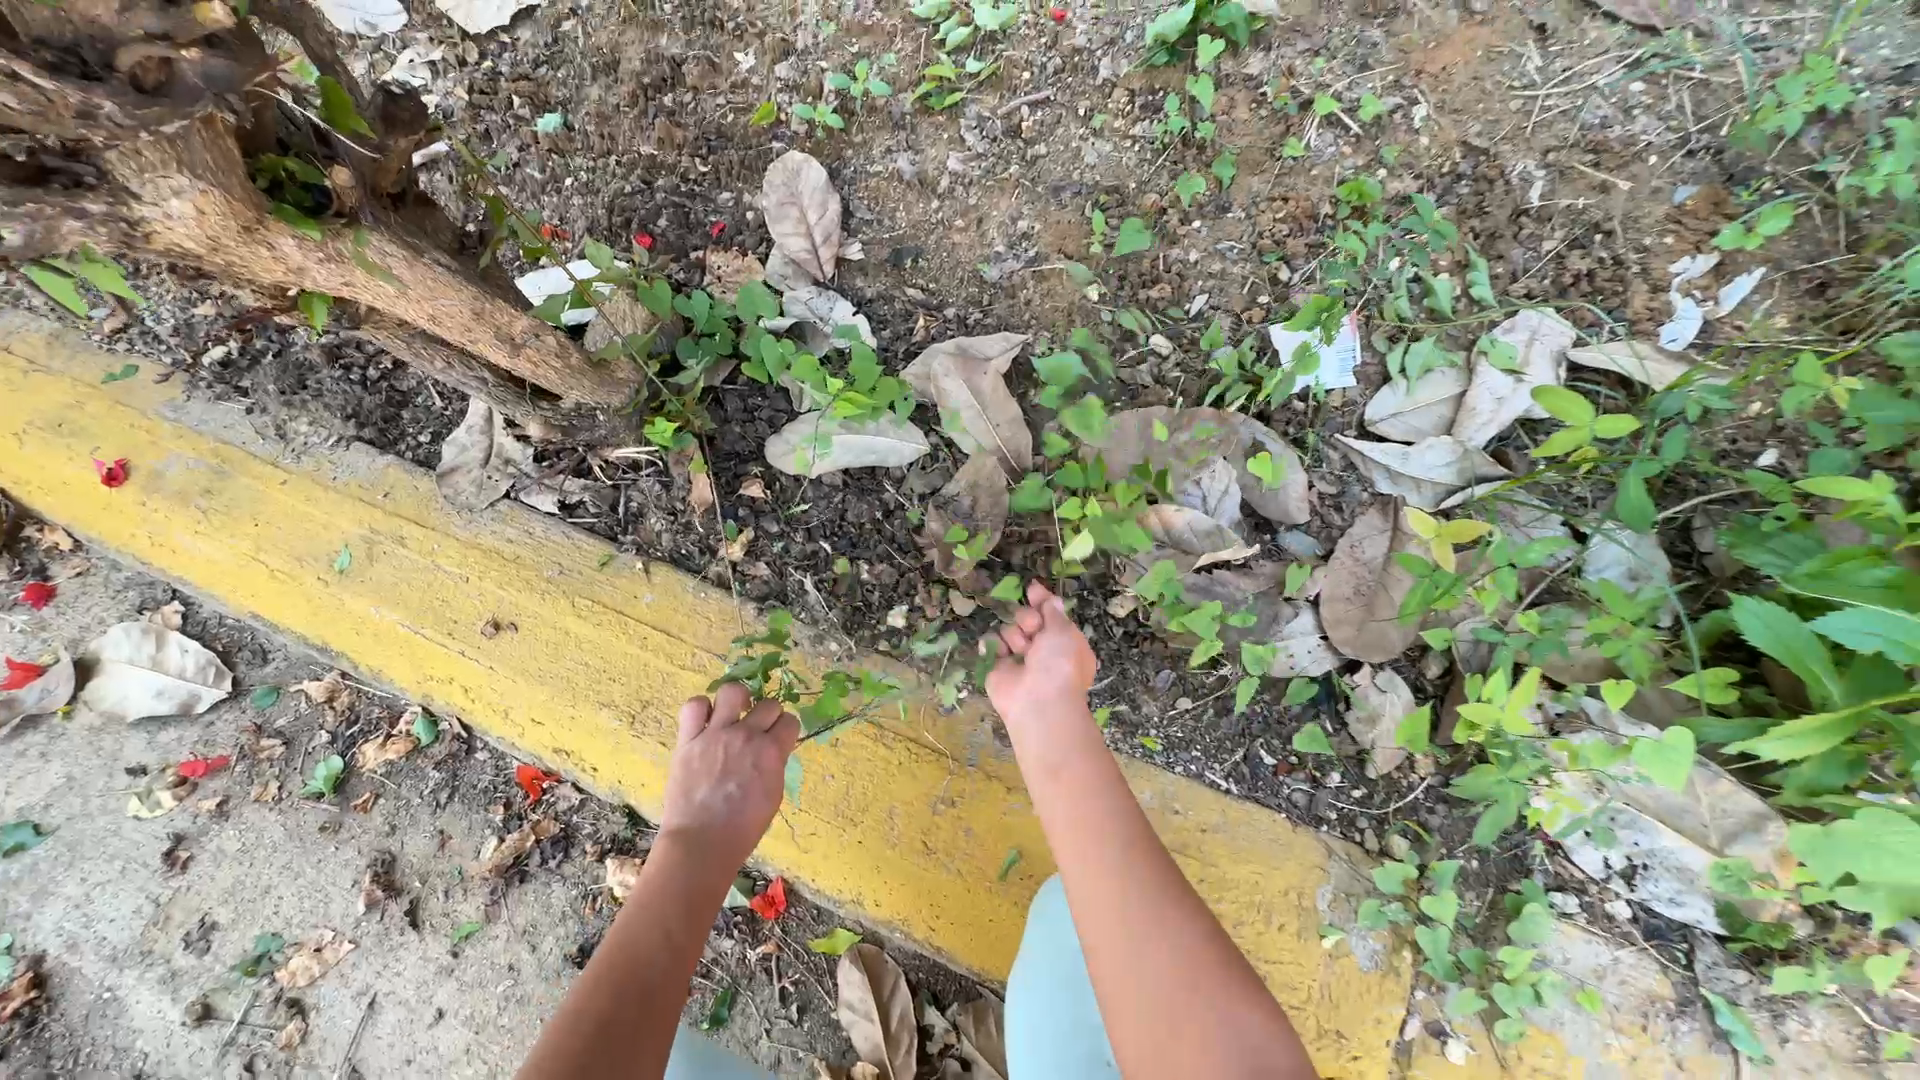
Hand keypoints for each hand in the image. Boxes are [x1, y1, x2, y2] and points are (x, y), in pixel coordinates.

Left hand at [658, 682, 798, 868]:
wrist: (702, 841)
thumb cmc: (743, 828)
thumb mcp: (773, 795)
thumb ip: (773, 765)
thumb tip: (770, 751)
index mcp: (772, 751)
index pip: (789, 721)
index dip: (785, 730)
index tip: (779, 739)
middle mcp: (746, 735)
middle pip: (768, 704)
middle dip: (767, 715)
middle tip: (758, 731)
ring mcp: (716, 734)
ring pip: (732, 691)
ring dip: (737, 700)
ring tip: (732, 714)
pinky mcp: (688, 739)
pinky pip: (694, 706)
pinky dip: (700, 709)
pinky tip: (703, 722)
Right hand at [985, 581, 1098, 747]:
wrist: (1039, 701)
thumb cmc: (1060, 662)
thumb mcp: (1063, 629)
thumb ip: (1052, 610)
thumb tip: (1049, 597)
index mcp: (1063, 642)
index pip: (1050, 614)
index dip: (1041, 601)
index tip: (1032, 589)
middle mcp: (1041, 650)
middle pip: (1027, 618)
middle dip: (1028, 619)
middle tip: (1033, 630)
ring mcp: (1018, 659)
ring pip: (1009, 629)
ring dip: (1014, 634)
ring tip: (1020, 650)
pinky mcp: (997, 667)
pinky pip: (990, 644)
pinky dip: (992, 644)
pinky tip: (1001, 651)